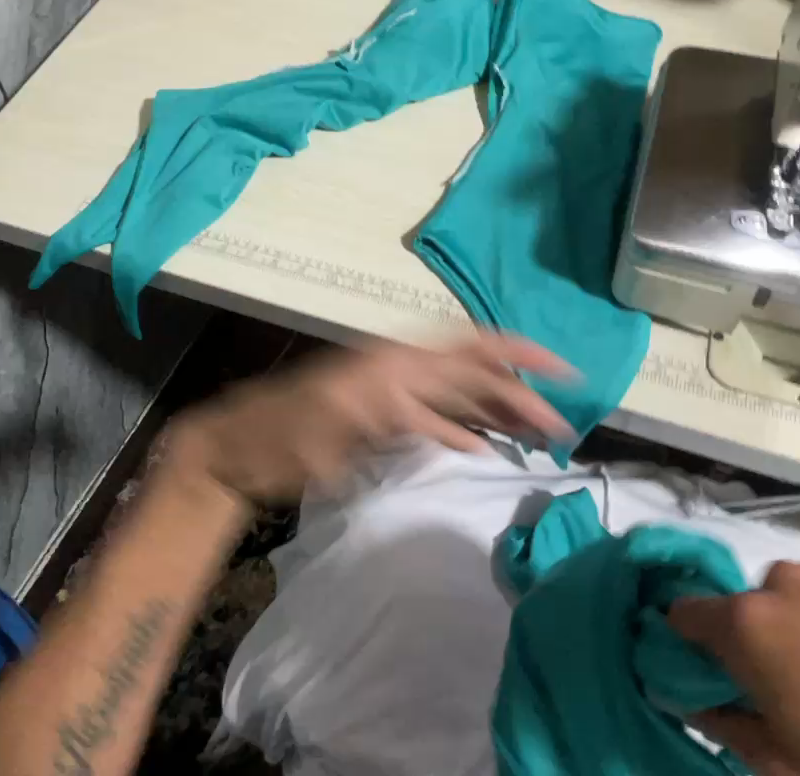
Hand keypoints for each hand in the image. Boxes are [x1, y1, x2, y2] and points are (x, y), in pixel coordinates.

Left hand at [163, 333, 577, 504]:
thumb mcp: (333, 426)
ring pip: (459, 396)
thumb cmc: (278, 438)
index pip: (474, 350)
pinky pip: (436, 419)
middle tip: (562, 428)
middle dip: (520, 397)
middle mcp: (401, 369)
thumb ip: (396, 416)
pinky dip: (463, 432)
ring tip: (538, 438)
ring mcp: (392, 393)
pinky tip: (483, 449)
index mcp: (397, 364)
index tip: (565, 372)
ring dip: (498, 414)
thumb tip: (457, 420)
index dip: (522, 356)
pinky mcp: (381, 418)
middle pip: (474, 376)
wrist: (234, 448)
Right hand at [669, 561, 799, 775]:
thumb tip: (694, 703)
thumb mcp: (781, 762)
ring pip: (798, 594)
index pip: (685, 613)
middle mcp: (781, 581)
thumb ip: (726, 723)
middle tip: (789, 687)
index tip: (703, 668)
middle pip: (748, 603)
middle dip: (759, 637)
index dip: (689, 641)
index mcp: (746, 622)